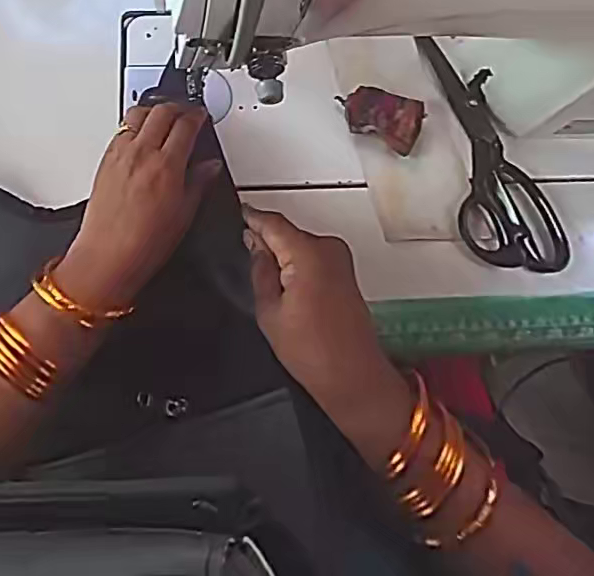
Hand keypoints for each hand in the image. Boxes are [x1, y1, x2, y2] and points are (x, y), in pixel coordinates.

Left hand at [59, 102, 221, 310]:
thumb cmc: (143, 243)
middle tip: (185, 113)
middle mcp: (141, 154)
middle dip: (177, 107)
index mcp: (166, 166)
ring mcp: (120, 154)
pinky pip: (121, 130)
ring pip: (138, 114)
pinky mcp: (105, 160)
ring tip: (162, 117)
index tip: (200, 116)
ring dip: (153, 111)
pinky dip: (134, 125)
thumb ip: (199, 183)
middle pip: (161, 111)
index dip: (196, 116)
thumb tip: (209, 167)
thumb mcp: (184, 214)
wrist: (107, 256)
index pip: (185, 125)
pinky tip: (140, 134)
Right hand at [244, 205, 412, 457]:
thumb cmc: (316, 354)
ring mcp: (340, 259)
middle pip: (286, 232)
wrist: (354, 379)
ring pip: (299, 244)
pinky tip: (287, 288)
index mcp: (307, 254)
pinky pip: (313, 255)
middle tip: (246, 258)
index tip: (240, 214)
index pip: (272, 222)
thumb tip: (254, 244)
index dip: (251, 217)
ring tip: (269, 284)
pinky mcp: (345, 271)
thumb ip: (259, 269)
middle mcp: (328, 249)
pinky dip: (298, 263)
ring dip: (282, 253)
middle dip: (266, 240)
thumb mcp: (269, 311)